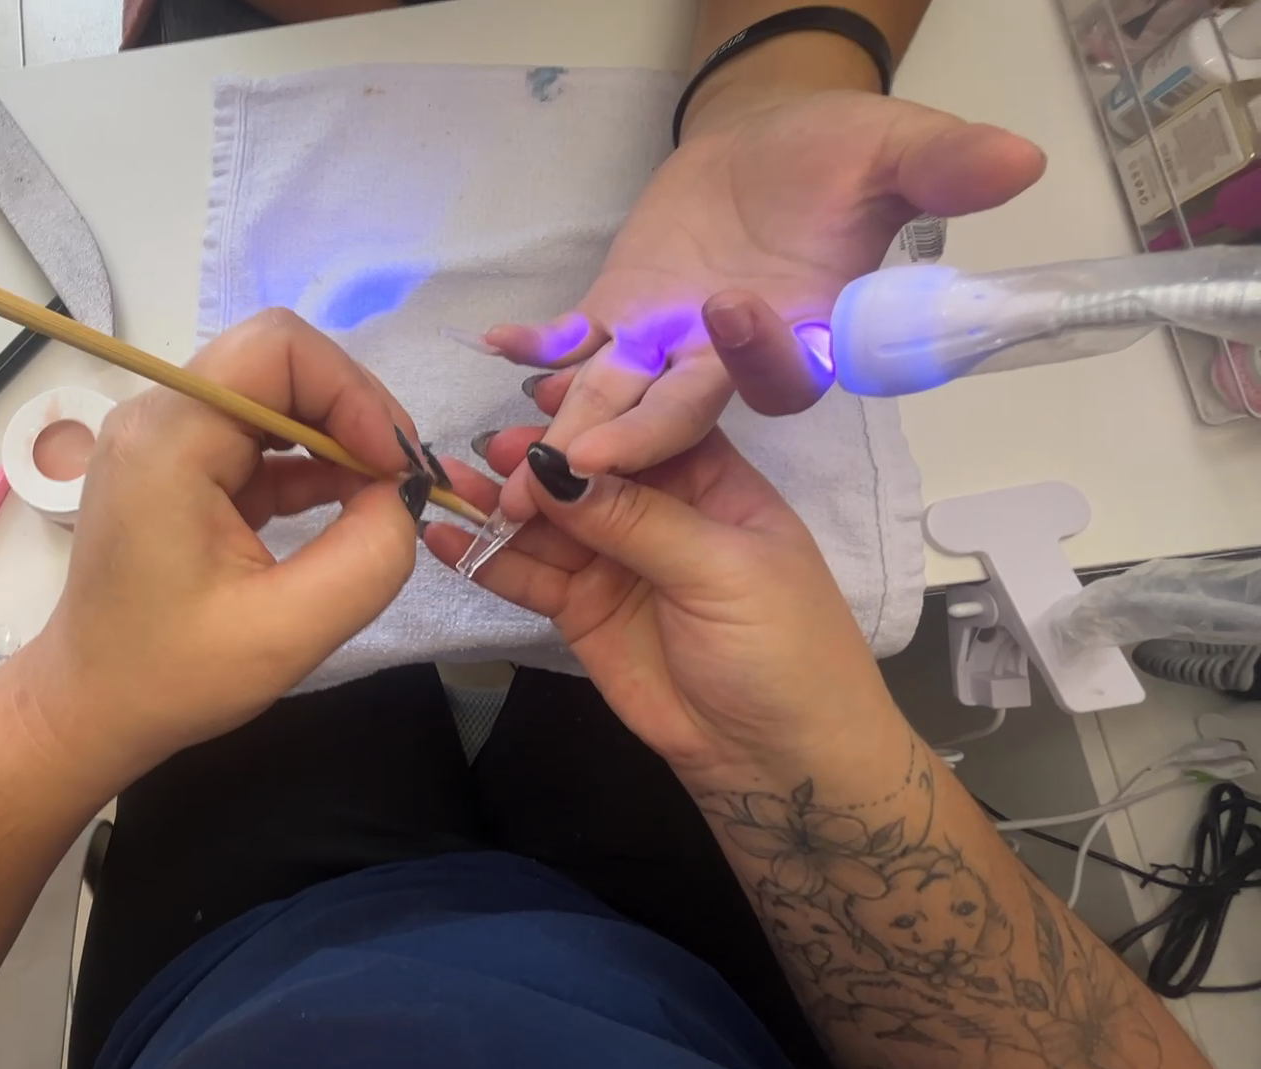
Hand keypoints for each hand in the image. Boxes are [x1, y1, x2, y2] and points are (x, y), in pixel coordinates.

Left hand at [17, 309, 424, 780]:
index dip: (352, 391)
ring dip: (340, 437)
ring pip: (279, 396)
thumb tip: (400, 494)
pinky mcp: (184, 466)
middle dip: (354, 413)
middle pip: (281, 364)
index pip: (276, 348)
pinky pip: (262, 438)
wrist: (94, 703)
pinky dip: (314, 462)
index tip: (392, 464)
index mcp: (168, 440)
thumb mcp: (287, 631)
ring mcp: (168, 438)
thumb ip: (369, 556)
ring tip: (383, 494)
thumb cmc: (172, 677)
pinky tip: (348, 502)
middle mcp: (161, 417)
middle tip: (399, 479)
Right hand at [423, 427, 899, 776]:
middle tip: (489, 457)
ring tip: (443, 488)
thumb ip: (634, 519)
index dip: (593, 411)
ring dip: (493, 505)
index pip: (641, 429)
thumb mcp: (720, 571)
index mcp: (705, 482)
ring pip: (541, 522)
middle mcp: (648, 511)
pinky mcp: (573, 605)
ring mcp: (605, 559)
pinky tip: (443, 539)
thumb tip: (550, 469)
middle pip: (579, 472)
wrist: (769, 759)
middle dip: (535, 463)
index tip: (540, 398)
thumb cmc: (779, 650)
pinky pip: (522, 574)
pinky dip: (482, 558)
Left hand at [490, 89, 1044, 523]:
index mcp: (795, 342)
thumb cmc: (833, 158)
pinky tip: (499, 342)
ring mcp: (656, 350)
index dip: (754, 361)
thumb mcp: (893, 150)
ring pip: (608, 398)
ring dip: (564, 422)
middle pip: (672, 415)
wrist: (762, 151)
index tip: (728, 316)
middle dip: (628, 442)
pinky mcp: (612, 323)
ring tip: (518, 453)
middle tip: (574, 468)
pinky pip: (569, 344)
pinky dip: (538, 344)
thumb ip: (938, 165)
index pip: (777, 376)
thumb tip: (1018, 161)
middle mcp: (717, 365)